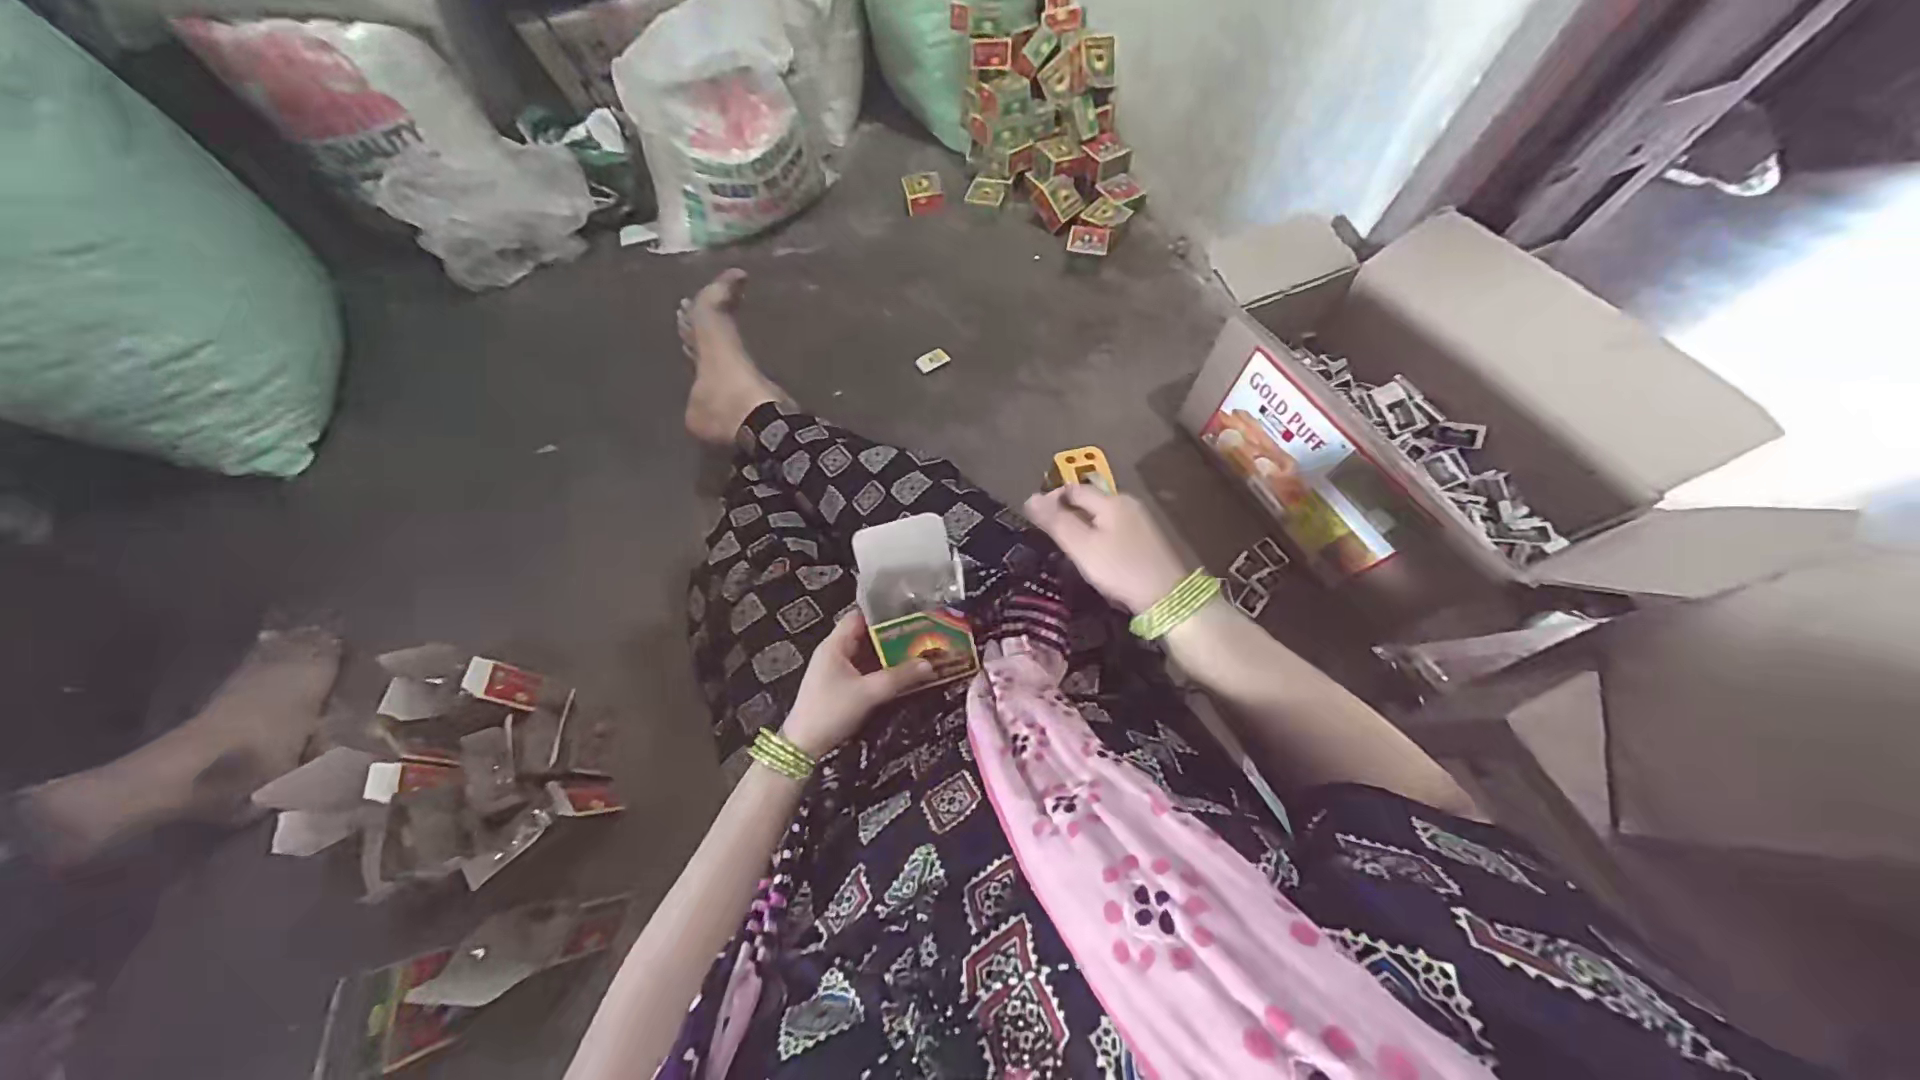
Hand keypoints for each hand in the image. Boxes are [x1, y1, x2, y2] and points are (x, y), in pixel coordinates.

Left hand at [781, 610, 937, 758]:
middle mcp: (834, 652)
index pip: (859, 617)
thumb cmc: (832, 711)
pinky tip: (898, 675)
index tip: (908, 617)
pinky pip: (862, 669)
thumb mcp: (869, 693)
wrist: (803, 745)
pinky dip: (879, 670)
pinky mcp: (838, 685)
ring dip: (886, 655)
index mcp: (835, 645)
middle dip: (890, 637)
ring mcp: (834, 669)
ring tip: (914, 654)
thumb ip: (899, 677)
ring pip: (864, 654)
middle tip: (918, 637)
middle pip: (864, 635)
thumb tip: (929, 665)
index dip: (882, 615)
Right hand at [1024, 486, 1192, 614]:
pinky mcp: (1148, 539)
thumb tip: (1030, 497)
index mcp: (1111, 501)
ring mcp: (1141, 521)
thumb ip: (1056, 521)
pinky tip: (1095, 556)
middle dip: (1067, 512)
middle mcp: (1128, 503)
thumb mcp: (1081, 546)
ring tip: (1069, 547)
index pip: (1073, 489)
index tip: (1036, 519)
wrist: (1167, 597)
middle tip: (1050, 535)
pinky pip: (1115, 529)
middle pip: (1089, 500)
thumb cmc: (1119, 569)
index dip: (1051, 499)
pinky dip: (1099, 536)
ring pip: (1102, 516)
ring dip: (1083, 525)